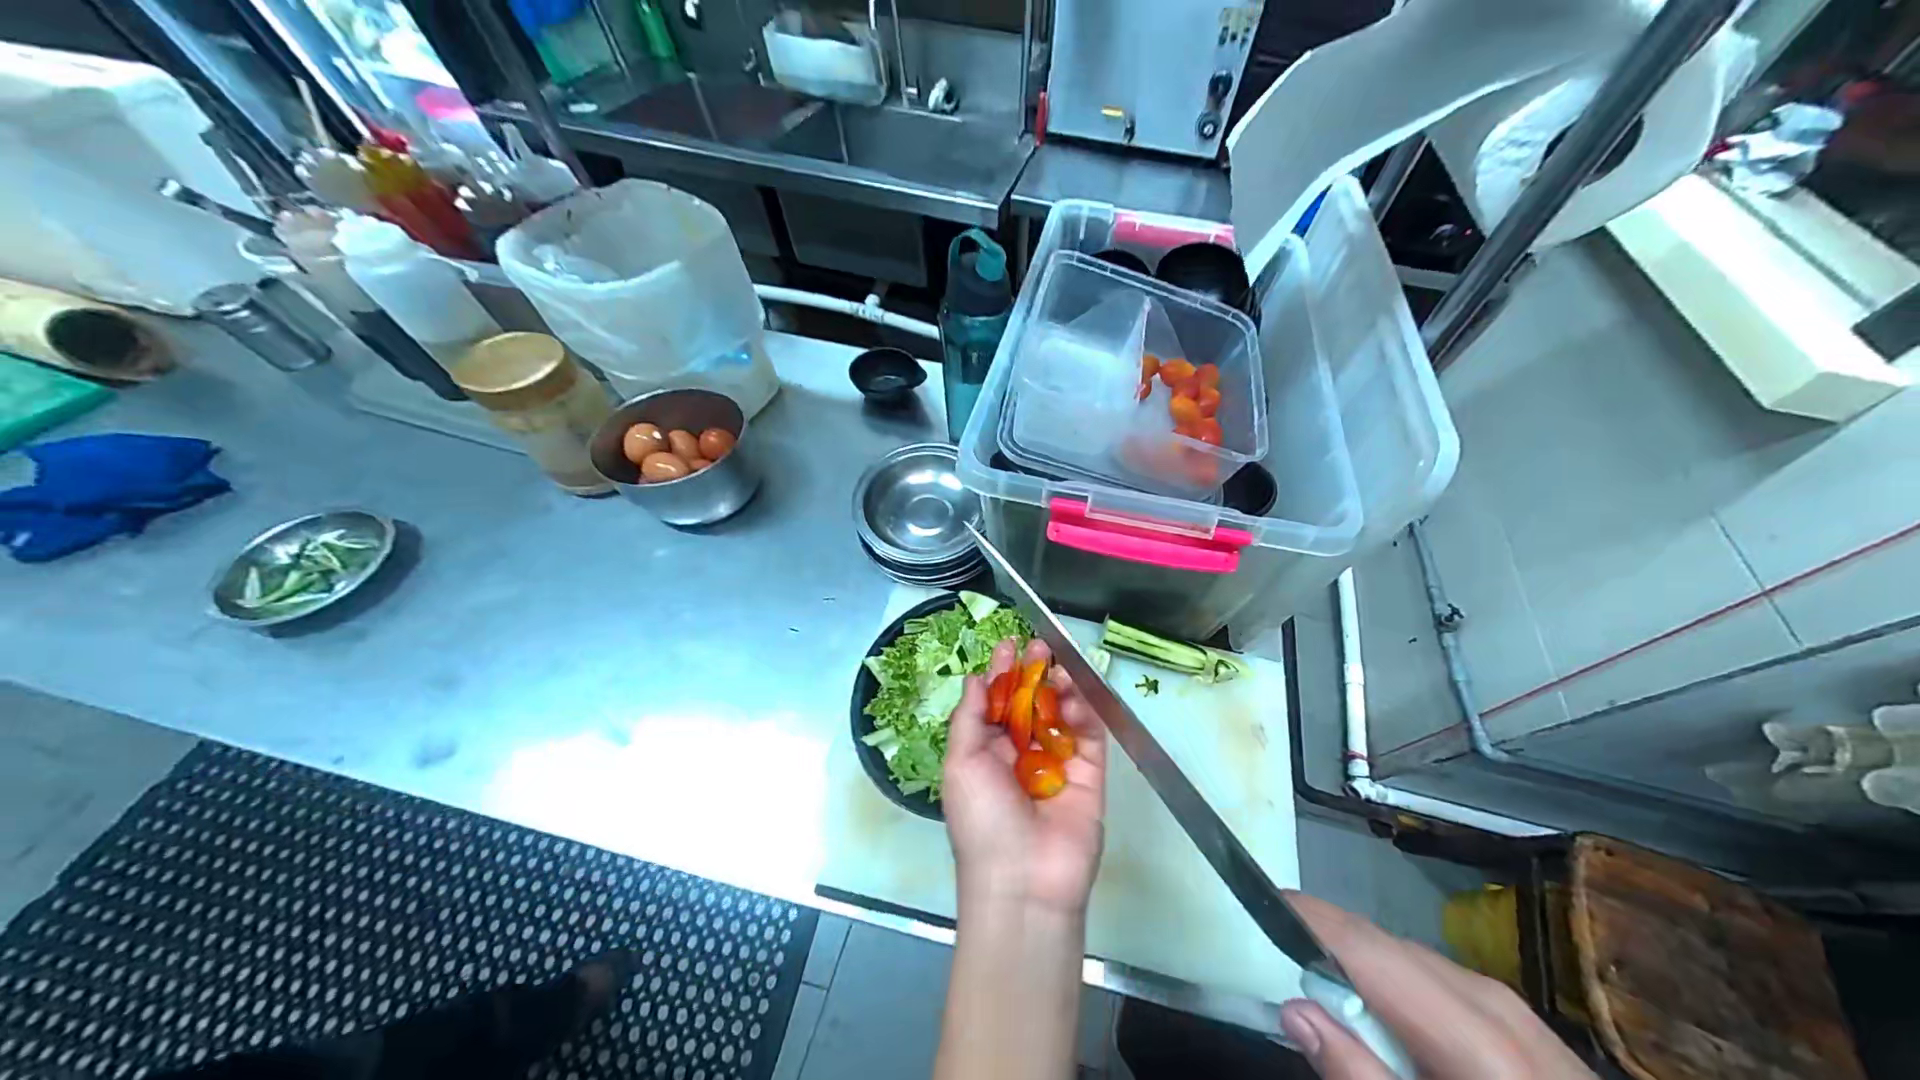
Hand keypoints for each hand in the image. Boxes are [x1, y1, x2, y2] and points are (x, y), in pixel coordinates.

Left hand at [943, 637, 1106, 913]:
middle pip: (1030, 703)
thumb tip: (974, 678)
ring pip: (1060, 714)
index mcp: (987, 754)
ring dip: (1059, 687)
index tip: (1008, 644)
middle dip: (1033, 673)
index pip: (995, 704)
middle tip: (1039, 645)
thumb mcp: (960, 764)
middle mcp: (1021, 755)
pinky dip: (1083, 712)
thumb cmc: (981, 819)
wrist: (1024, 881)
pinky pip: (1088, 736)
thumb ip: (969, 717)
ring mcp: (1057, 764)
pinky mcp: (1089, 775)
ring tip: (1057, 664)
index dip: (1001, 674)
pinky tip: (1073, 693)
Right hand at [1278, 892, 1596, 1079]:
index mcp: (1477, 1041)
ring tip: (1322, 980)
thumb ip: (1360, 1079)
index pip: (1372, 951)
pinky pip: (1447, 984)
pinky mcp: (1534, 1031)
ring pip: (1418, 961)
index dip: (1312, 917)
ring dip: (1364, 963)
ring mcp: (1524, 1015)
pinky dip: (1402, 986)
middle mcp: (1499, 1007)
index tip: (1260, 900)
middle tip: (1275, 946)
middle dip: (1331, 939)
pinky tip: (1388, 1017)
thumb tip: (1295, 1009)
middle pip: (1392, 949)